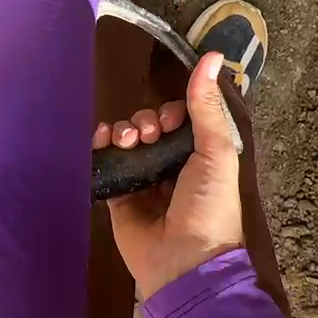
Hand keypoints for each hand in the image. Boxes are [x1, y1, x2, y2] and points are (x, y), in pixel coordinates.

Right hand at [99, 52, 243, 299]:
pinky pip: (106, 161)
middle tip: (147, 135)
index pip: (178, 118)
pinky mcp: (119, 195)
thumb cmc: (208, 206)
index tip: (169, 120)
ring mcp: (143, 179)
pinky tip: (101, 140)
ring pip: (126, 138)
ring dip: (123, 129)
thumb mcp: (216, 152)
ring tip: (126, 141)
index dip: (170, 111)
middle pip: (150, 124)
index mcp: (199, 154)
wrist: (183, 263)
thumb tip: (210, 54)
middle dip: (145, 121)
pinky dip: (101, 145)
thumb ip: (206, 106)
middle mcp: (170, 163)